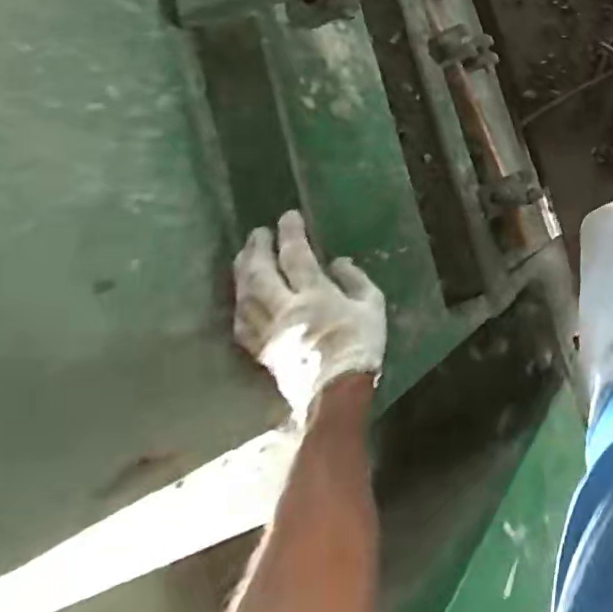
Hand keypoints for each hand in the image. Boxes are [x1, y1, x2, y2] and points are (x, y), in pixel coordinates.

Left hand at [234, 211, 385, 420]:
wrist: (335, 395)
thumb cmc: (360, 346)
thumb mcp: (372, 307)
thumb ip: (356, 280)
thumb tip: (338, 262)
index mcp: (314, 294)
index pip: (296, 255)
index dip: (290, 232)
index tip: (288, 216)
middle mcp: (285, 308)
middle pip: (261, 271)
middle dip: (258, 247)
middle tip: (258, 232)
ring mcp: (269, 331)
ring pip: (246, 295)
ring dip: (243, 271)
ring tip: (244, 256)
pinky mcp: (261, 351)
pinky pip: (243, 323)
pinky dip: (240, 304)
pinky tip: (241, 296)